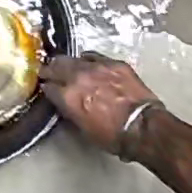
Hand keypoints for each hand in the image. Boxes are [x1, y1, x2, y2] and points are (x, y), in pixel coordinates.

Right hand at [39, 53, 163, 158]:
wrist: (145, 128)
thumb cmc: (113, 136)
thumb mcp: (82, 128)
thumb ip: (68, 110)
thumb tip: (64, 102)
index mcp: (67, 96)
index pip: (48, 86)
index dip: (46, 88)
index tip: (47, 88)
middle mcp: (77, 77)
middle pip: (55, 66)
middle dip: (51, 70)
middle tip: (50, 73)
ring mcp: (95, 67)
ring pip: (72, 58)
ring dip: (67, 63)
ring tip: (69, 67)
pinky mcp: (113, 63)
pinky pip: (93, 56)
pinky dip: (88, 60)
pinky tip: (89, 64)